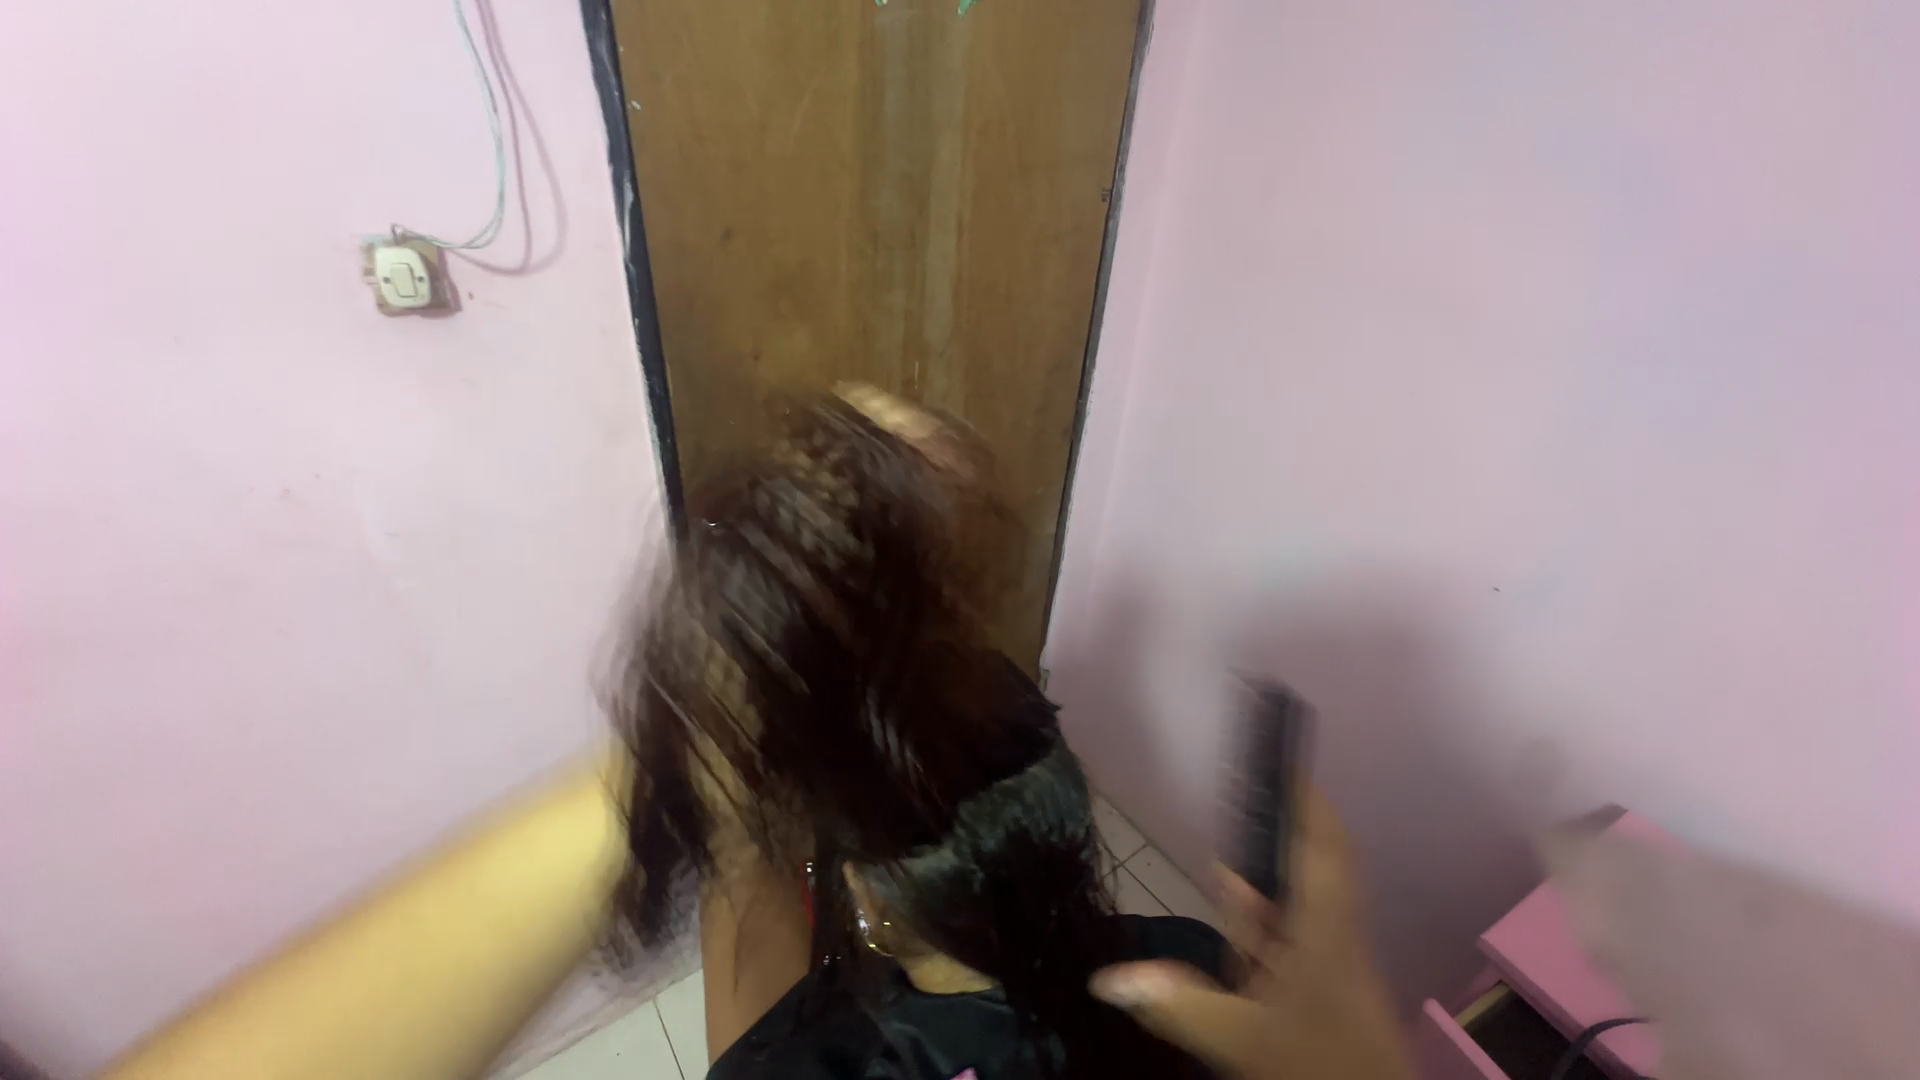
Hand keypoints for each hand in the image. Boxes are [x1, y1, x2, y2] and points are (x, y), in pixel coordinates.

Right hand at [1089, 789, 1411, 1079]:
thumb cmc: (1318, 1066)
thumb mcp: (1241, 1039)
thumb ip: (1176, 1002)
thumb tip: (1104, 977)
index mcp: (1323, 932)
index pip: (1323, 849)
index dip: (1308, 802)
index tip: (1287, 763)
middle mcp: (1337, 935)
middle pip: (1325, 860)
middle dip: (1297, 820)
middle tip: (1261, 789)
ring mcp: (1338, 959)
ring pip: (1313, 894)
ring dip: (1282, 865)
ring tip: (1239, 843)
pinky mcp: (1331, 983)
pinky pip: (1302, 926)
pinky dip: (1272, 908)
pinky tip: (1240, 916)